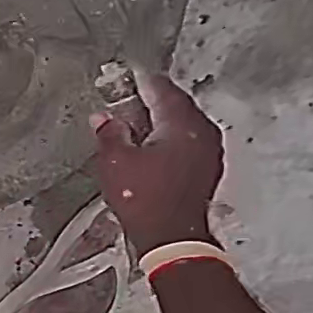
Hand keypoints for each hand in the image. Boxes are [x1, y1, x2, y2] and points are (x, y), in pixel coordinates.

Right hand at [90, 70, 223, 250]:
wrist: (170, 237)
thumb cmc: (144, 199)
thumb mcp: (114, 160)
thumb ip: (109, 132)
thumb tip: (104, 118)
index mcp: (182, 123)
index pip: (161, 88)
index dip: (140, 81)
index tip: (127, 75)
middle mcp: (202, 133)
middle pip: (175, 104)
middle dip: (149, 100)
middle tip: (125, 98)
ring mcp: (209, 152)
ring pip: (182, 123)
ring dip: (159, 120)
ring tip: (133, 123)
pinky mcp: (206, 170)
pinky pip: (186, 142)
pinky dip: (168, 137)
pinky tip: (149, 145)